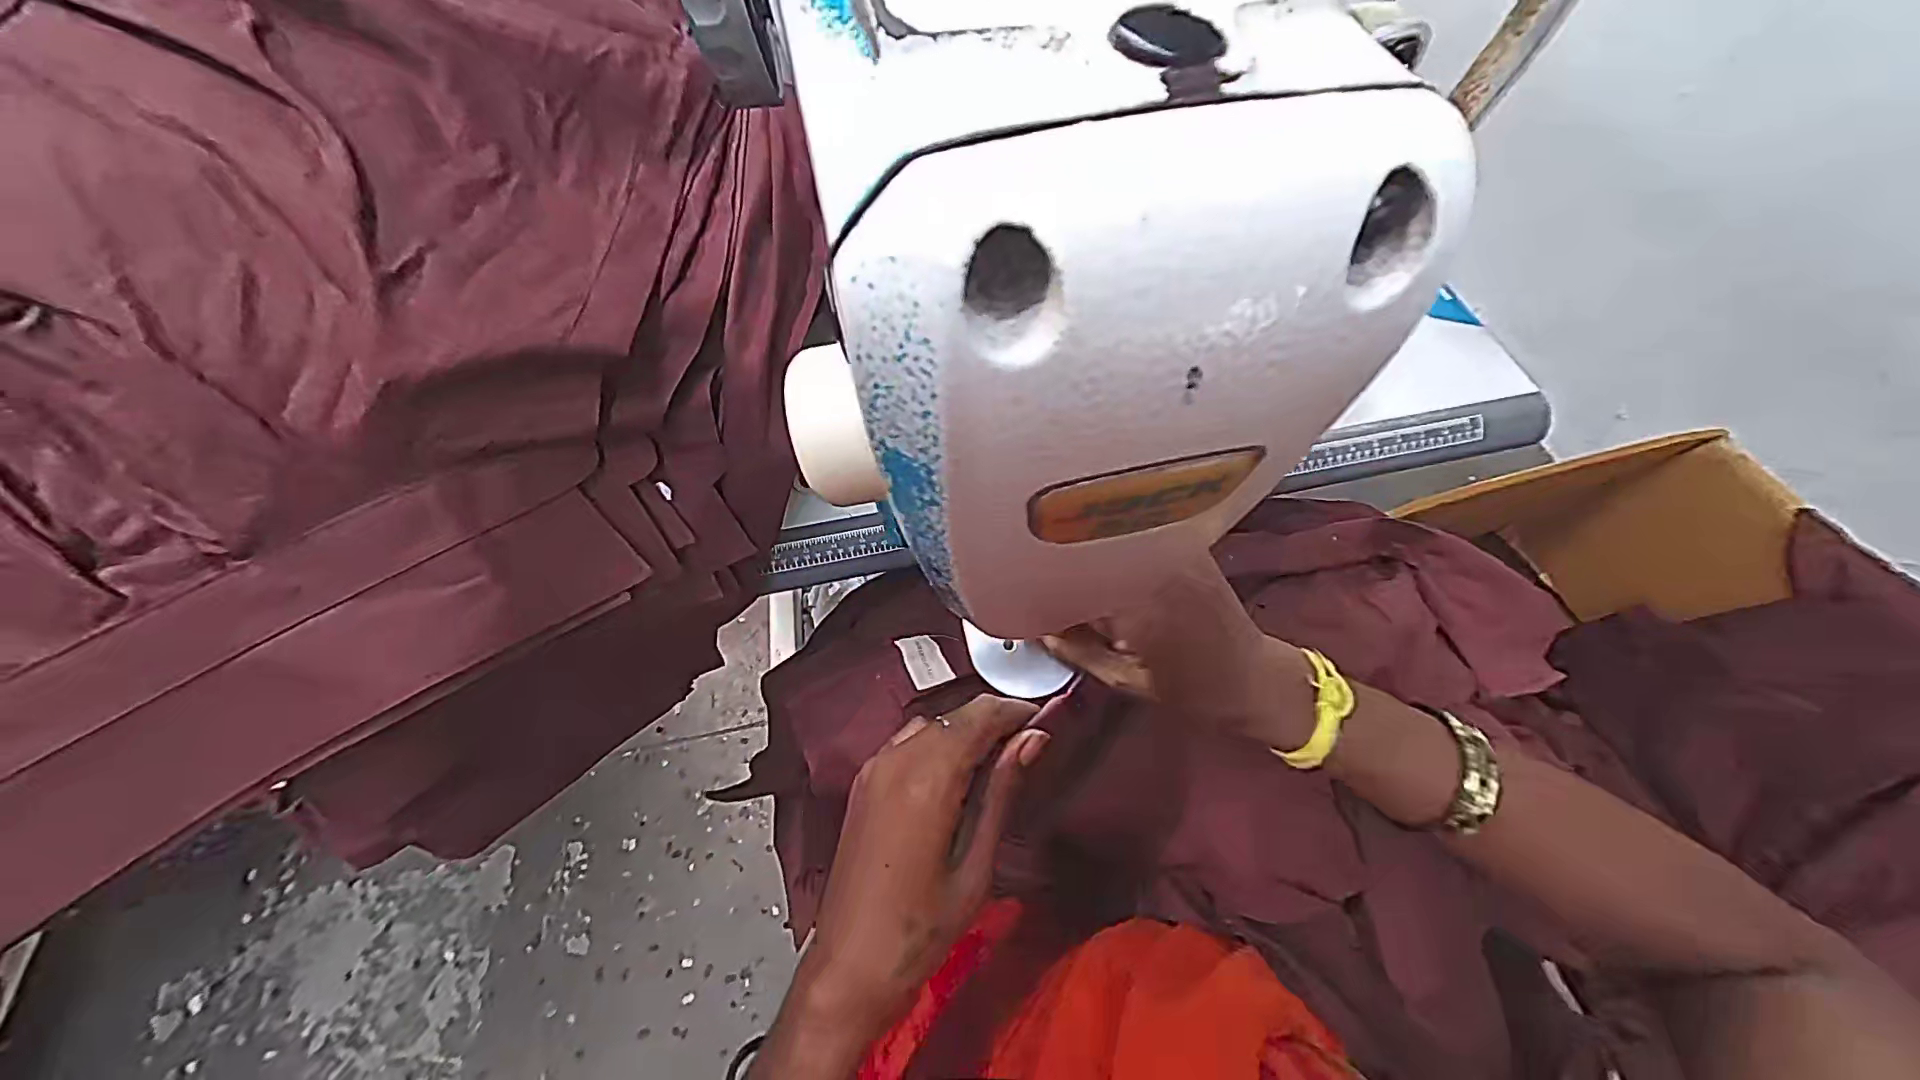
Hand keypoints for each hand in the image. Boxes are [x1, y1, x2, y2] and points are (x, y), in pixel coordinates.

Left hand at [754, 695, 1047, 1077]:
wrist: (849, 966)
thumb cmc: (918, 930)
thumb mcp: (975, 864)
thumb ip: (1001, 791)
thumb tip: (1031, 740)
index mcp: (926, 780)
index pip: (978, 717)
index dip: (1014, 711)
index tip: (1043, 718)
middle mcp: (895, 762)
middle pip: (954, 717)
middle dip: (993, 720)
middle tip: (1027, 740)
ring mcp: (873, 769)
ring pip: (931, 725)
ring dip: (965, 730)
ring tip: (997, 758)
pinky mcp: (863, 782)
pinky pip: (907, 742)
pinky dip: (937, 743)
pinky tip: (956, 771)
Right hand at [1041, 549, 1315, 747]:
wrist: (1256, 678)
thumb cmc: (1192, 689)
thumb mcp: (1120, 678)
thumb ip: (1071, 647)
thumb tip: (1031, 624)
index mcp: (1139, 597)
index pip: (1070, 571)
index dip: (1037, 576)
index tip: (1016, 585)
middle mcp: (1157, 560)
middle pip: (1087, 545)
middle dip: (1056, 559)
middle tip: (1029, 573)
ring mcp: (1173, 546)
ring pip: (1108, 537)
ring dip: (1082, 550)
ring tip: (1061, 566)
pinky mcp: (1184, 544)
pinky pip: (1131, 538)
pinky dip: (1109, 549)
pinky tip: (1095, 562)